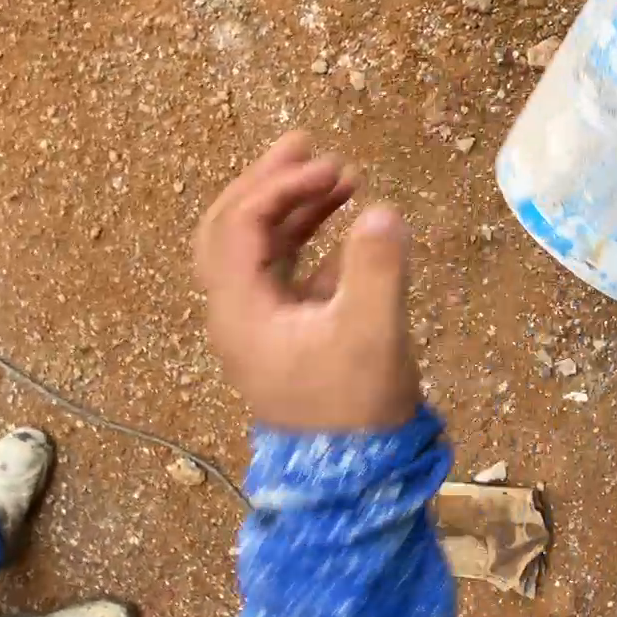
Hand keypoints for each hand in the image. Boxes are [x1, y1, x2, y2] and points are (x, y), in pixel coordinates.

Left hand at [193, 132, 419, 432]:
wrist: (354, 472)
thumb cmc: (356, 404)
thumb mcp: (371, 332)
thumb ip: (376, 268)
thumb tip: (383, 209)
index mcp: (242, 309)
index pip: (238, 227)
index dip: (280, 187)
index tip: (334, 167)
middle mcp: (241, 310)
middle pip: (233, 230)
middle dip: (268, 182)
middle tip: (307, 144)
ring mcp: (264, 322)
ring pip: (261, 249)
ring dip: (294, 208)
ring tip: (339, 177)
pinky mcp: (293, 332)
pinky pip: (290, 272)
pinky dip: (313, 240)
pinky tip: (350, 226)